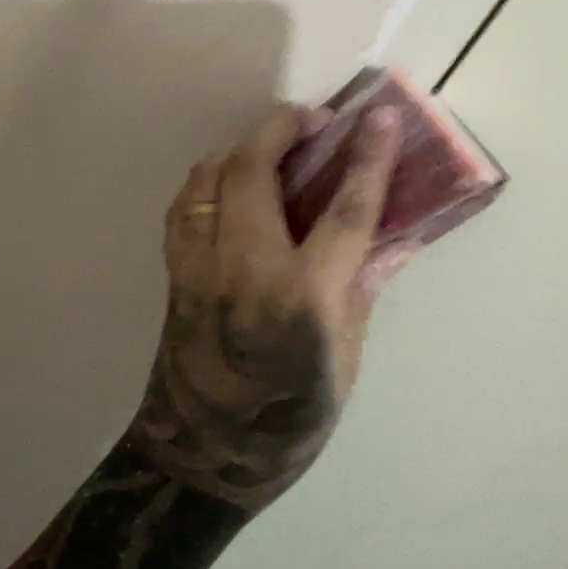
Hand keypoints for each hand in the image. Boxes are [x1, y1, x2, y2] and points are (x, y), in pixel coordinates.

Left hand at [127, 103, 412, 507]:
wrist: (202, 450)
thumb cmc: (287, 419)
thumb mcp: (344, 360)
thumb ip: (361, 290)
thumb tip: (393, 238)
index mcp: (303, 298)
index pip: (343, 211)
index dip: (367, 159)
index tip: (380, 119)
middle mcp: (244, 270)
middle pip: (253, 172)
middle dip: (281, 129)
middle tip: (311, 120)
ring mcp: (199, 267)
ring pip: (207, 179)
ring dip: (239, 149)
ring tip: (269, 145)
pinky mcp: (174, 272)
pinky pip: (184, 206)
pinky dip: (206, 181)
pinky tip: (226, 183)